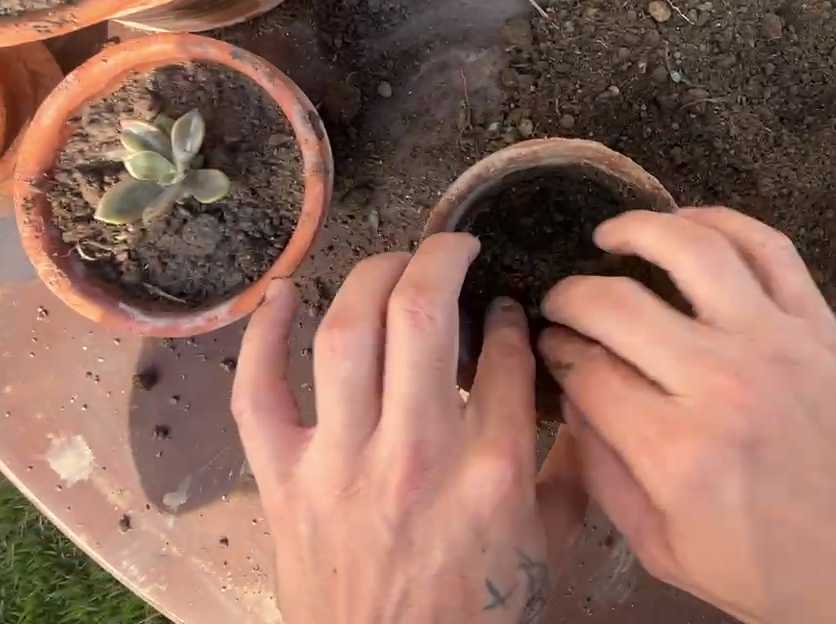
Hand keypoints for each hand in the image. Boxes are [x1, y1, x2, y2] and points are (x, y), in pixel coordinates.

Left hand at [232, 233, 586, 623]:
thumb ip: (573, 460)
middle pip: (421, 315)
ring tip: (396, 262)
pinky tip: (286, 292)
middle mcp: (415, 453)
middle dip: (442, 258)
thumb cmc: (481, 613)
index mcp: (491, 470)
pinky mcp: (283, 483)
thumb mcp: (551, 541)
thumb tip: (578, 383)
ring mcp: (340, 464)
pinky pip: (257, 393)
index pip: (505, 351)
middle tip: (455, 247)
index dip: (506, 314)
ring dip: (373, 277)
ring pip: (346, 335)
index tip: (502, 307)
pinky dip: (263, 335)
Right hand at [540, 208, 835, 623]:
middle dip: (571, 296)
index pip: (588, 371)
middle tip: (560, 301)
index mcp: (679, 452)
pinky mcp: (817, 322)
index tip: (550, 346)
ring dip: (638, 229)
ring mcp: (775, 340)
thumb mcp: (670, 552)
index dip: (557, 352)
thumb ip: (606, 475)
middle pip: (617, 305)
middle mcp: (721, 381)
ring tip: (609, 235)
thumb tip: (573, 397)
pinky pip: (770, 246)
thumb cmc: (779, 573)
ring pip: (693, 250)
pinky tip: (689, 222)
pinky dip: (723, 220)